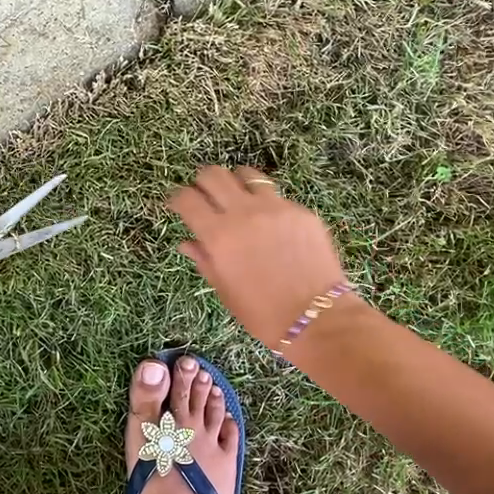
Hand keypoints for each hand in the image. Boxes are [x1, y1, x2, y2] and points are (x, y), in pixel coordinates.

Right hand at [167, 166, 347, 346]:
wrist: (317, 319)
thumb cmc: (262, 313)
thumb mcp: (224, 289)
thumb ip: (204, 259)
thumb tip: (187, 242)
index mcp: (219, 236)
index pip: (187, 199)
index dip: (177, 198)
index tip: (177, 204)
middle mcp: (244, 213)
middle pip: (213, 174)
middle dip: (202, 182)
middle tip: (204, 196)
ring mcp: (275, 208)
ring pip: (246, 174)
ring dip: (235, 182)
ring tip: (237, 198)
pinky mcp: (301, 211)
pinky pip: (275, 196)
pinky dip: (264, 203)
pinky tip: (269, 223)